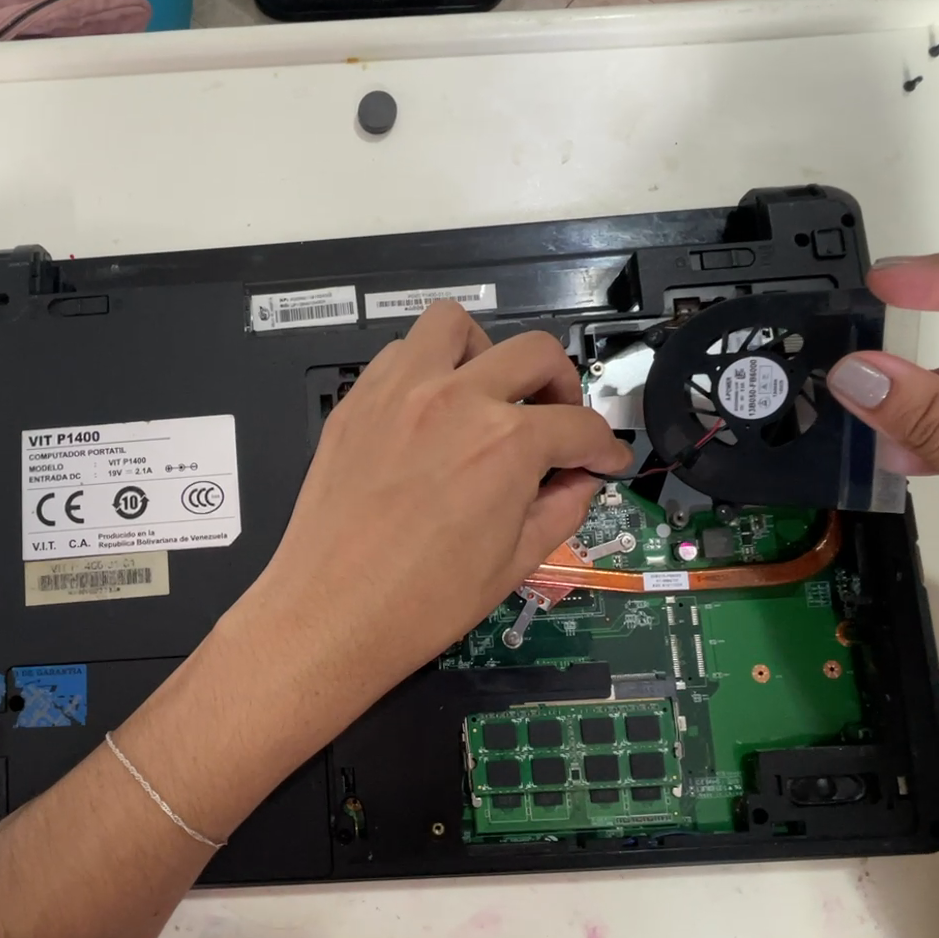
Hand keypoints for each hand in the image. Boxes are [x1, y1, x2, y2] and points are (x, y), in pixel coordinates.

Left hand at [232, 301, 630, 702]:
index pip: (580, 425)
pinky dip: (427, 366)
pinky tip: (431, 407)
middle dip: (563, 384)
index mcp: (505, 443)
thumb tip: (580, 479)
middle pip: (535, 352)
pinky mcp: (357, 401)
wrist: (333, 613)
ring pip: (455, 324)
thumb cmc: (422, 602)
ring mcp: (399, 392)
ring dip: (486, 351)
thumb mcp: (515, 564)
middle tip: (557, 420)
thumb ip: (562, 508)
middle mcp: (455, 400)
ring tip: (487, 393)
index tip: (605, 458)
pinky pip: (400, 353)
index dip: (605, 446)